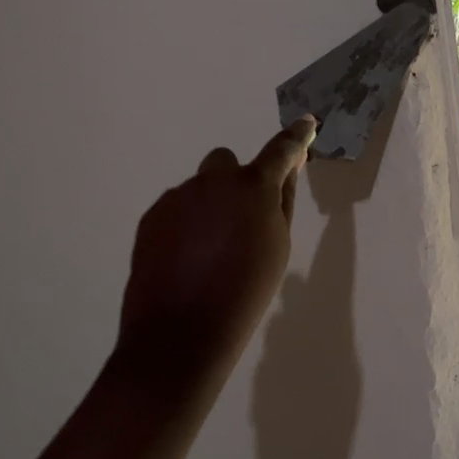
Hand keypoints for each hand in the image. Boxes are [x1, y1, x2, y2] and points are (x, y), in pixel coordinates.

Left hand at [117, 116, 316, 376]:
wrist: (179, 334)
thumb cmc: (244, 293)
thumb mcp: (278, 248)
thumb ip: (281, 202)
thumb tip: (287, 171)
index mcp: (254, 186)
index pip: (282, 149)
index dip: (296, 136)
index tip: (306, 124)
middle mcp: (214, 180)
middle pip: (227, 164)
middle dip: (235, 183)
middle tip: (239, 221)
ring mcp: (178, 196)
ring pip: (199, 189)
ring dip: (208, 207)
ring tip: (207, 254)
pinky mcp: (151, 217)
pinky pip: (176, 209)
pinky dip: (184, 225)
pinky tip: (184, 261)